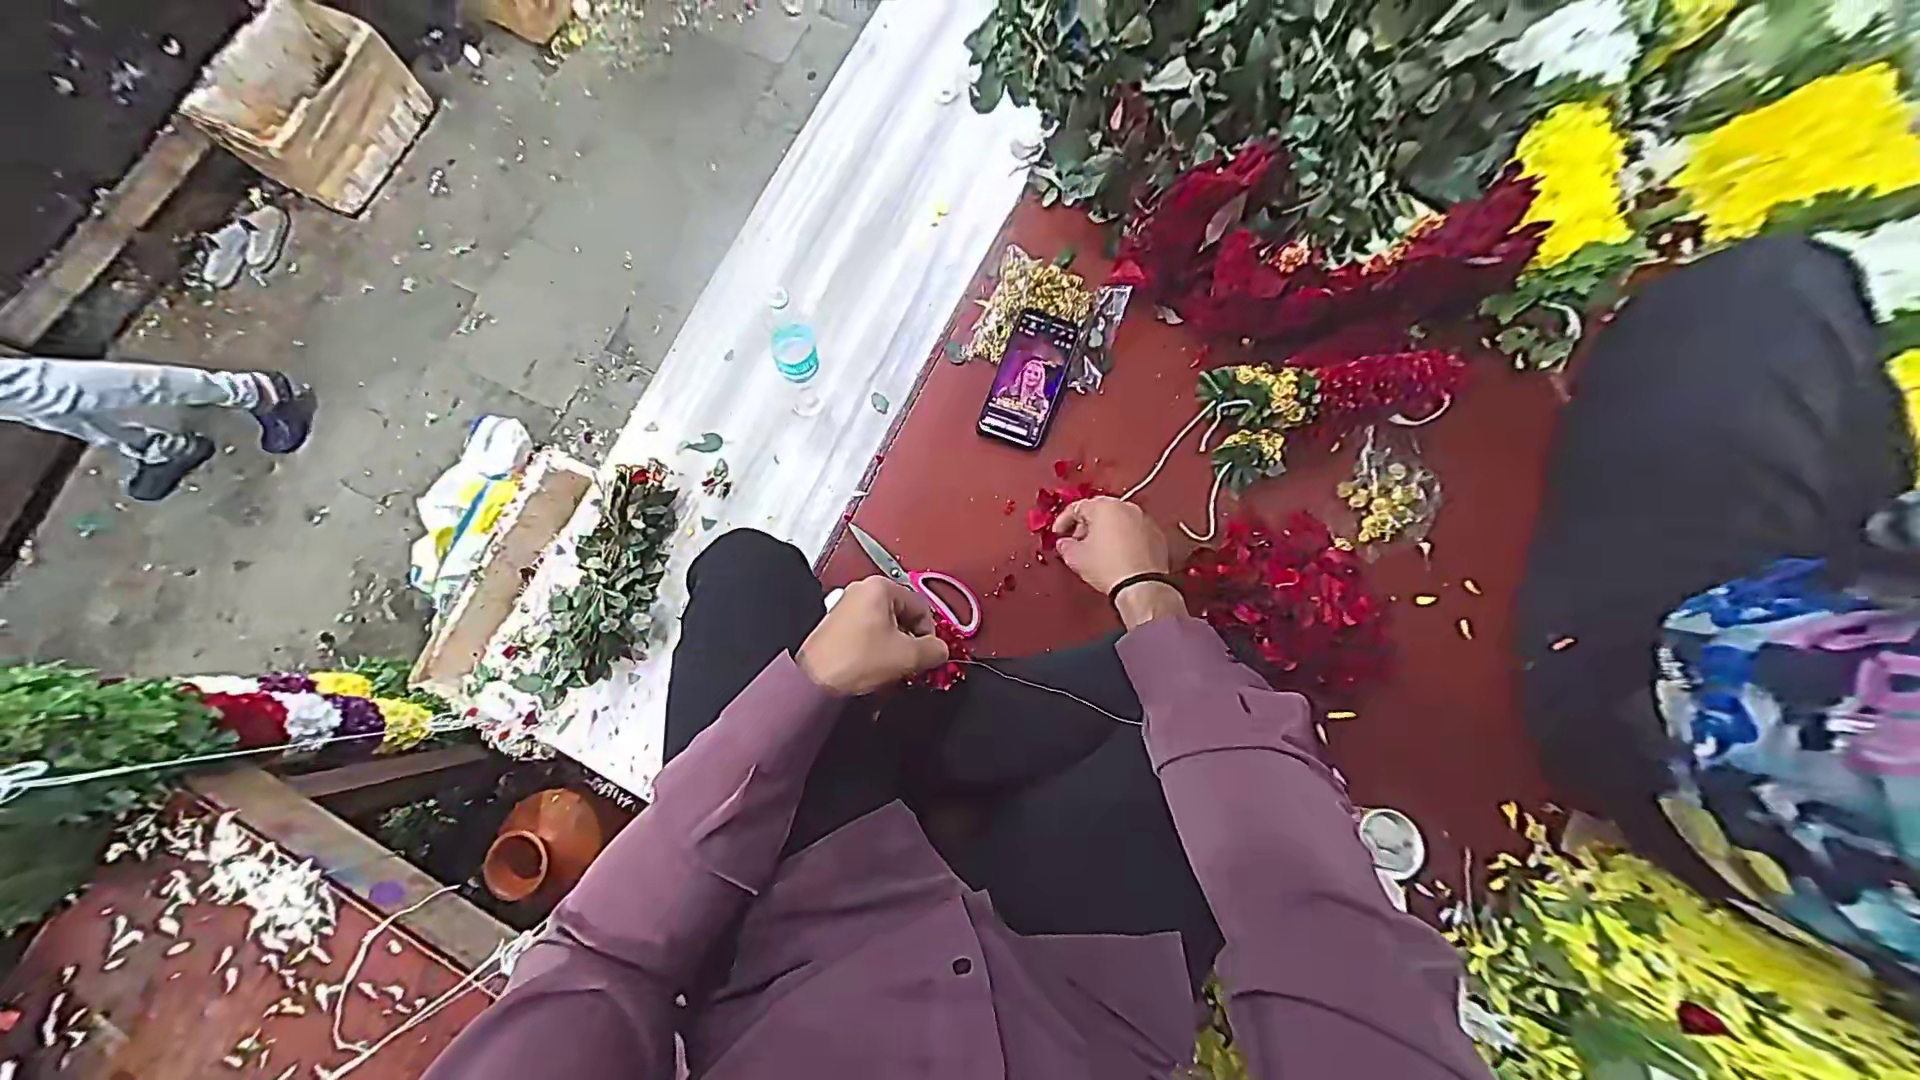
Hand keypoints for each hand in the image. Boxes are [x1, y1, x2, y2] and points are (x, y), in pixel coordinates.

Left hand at [796, 576, 949, 695]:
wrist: (814, 681)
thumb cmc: (859, 660)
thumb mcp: (908, 656)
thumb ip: (935, 650)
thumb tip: (941, 650)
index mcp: (880, 587)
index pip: (921, 607)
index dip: (928, 634)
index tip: (926, 655)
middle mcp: (862, 589)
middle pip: (903, 615)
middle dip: (910, 641)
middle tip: (909, 663)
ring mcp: (847, 605)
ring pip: (886, 626)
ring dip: (894, 647)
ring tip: (889, 668)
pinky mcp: (837, 624)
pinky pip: (868, 632)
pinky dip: (876, 648)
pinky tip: (872, 667)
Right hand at [1051, 496, 1169, 592]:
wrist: (1140, 585)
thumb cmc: (1109, 567)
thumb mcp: (1075, 557)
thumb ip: (1065, 545)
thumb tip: (1065, 544)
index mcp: (1104, 507)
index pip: (1077, 507)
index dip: (1064, 520)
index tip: (1059, 532)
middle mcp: (1126, 508)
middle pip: (1099, 510)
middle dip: (1085, 525)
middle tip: (1077, 541)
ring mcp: (1144, 520)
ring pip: (1118, 520)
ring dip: (1106, 531)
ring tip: (1097, 550)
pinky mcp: (1156, 535)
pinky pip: (1134, 532)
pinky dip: (1124, 539)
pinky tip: (1117, 555)